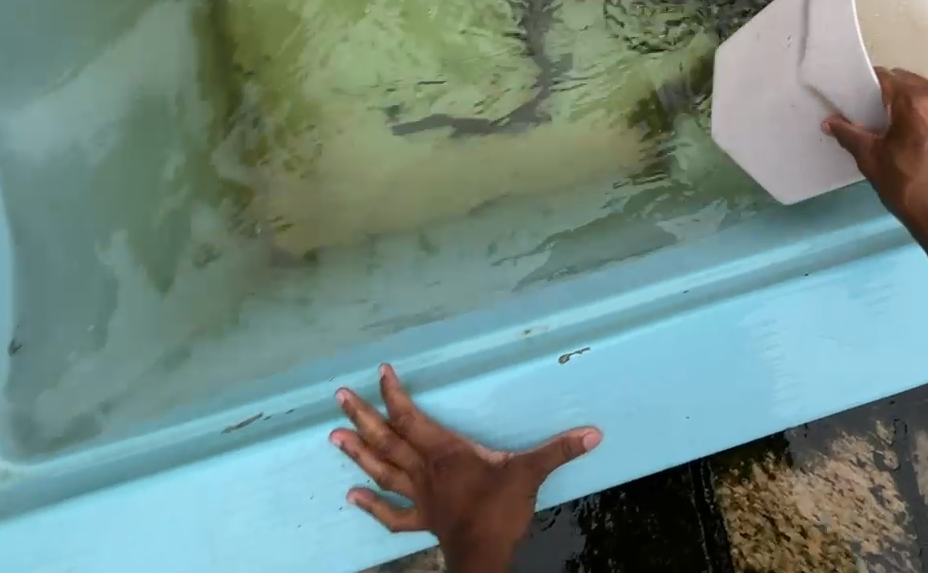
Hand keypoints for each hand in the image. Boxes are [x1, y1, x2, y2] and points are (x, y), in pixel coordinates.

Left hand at [331, 364, 600, 569]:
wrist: (484, 558)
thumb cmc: (501, 510)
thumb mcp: (531, 473)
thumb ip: (559, 449)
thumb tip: (594, 432)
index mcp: (445, 452)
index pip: (412, 418)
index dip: (394, 396)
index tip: (379, 373)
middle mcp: (425, 471)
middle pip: (387, 441)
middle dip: (361, 418)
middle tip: (337, 398)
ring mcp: (419, 497)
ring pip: (382, 470)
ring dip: (357, 452)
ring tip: (333, 435)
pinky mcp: (421, 519)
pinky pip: (390, 512)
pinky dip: (368, 505)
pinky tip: (350, 495)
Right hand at [823, 67, 927, 245]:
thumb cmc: (908, 189)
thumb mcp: (872, 160)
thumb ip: (850, 134)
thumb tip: (829, 121)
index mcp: (916, 103)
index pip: (887, 78)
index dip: (872, 88)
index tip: (866, 102)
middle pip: (912, 82)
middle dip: (897, 96)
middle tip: (888, 121)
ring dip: (921, 103)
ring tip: (914, 129)